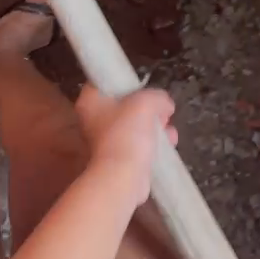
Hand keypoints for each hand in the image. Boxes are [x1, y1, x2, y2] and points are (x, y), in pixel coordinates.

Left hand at [75, 86, 177, 206]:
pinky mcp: (116, 156)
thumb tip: (164, 102)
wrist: (123, 177)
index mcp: (90, 100)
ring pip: (132, 124)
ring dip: (153, 125)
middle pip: (123, 104)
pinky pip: (136, 143)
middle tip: (163, 112)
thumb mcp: (146, 104)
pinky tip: (169, 144)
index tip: (145, 89)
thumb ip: (156, 97)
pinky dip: (151, 142)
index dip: (128, 82)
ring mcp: (103, 138)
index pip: (106, 81)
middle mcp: (92, 117)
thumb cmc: (127, 134)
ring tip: (169, 130)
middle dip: (147, 107)